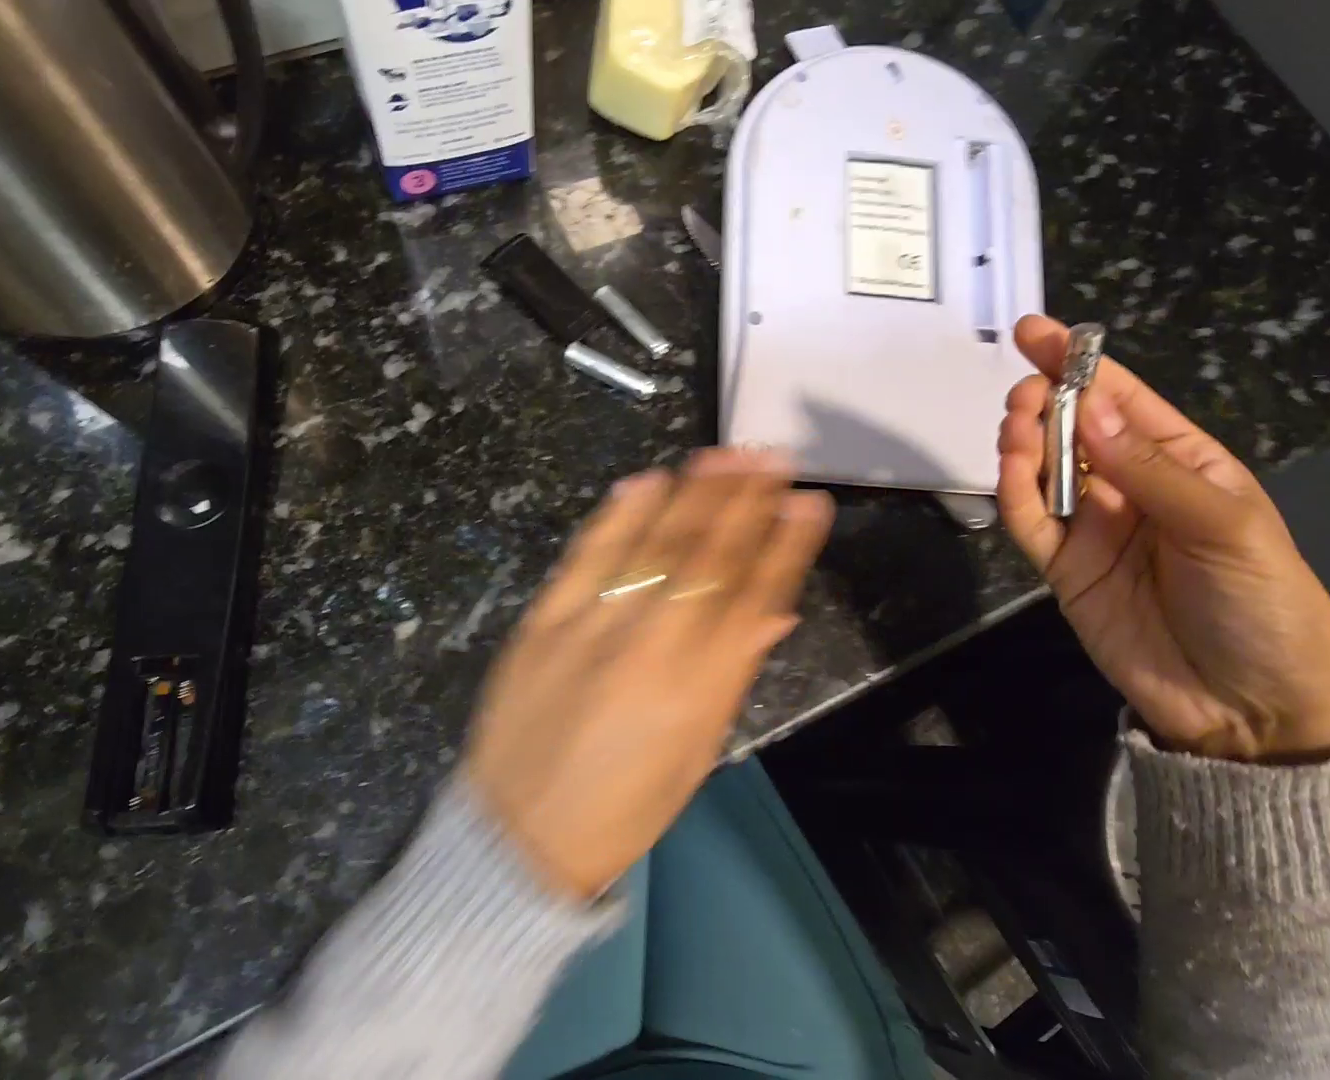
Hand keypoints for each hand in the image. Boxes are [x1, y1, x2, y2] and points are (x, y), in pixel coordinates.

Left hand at [464, 449, 834, 897]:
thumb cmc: (623, 806)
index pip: (754, 596)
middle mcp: (651, 645)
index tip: (808, 501)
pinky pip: (586, 556)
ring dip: (690, 493)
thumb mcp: (696, 752)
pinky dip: (616, 515)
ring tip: (721, 455)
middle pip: (707, 556)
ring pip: (651, 544)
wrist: (521, 836)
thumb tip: (774, 610)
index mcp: (699, 688)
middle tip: (769, 455)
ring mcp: (591, 626)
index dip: (786, 544)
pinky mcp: (542, 621)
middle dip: (743, 500)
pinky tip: (644, 481)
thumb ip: (732, 673)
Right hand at [996, 315, 1329, 761]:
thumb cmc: (1260, 605)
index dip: (1082, 363)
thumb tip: (1088, 410)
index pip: (1123, 401)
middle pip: (1074, 430)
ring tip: (1017, 423)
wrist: (1244, 709)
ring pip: (1043, 470)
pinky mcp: (1061, 569)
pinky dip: (1012, 493)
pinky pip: (1028, 523)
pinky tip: (1009, 468)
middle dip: (1047, 401)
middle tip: (1029, 393)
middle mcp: (1129, 489)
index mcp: (1183, 465)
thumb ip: (1150, 472)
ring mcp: (1091, 529)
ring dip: (1024, 441)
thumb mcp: (1225, 529)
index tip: (1036, 333)